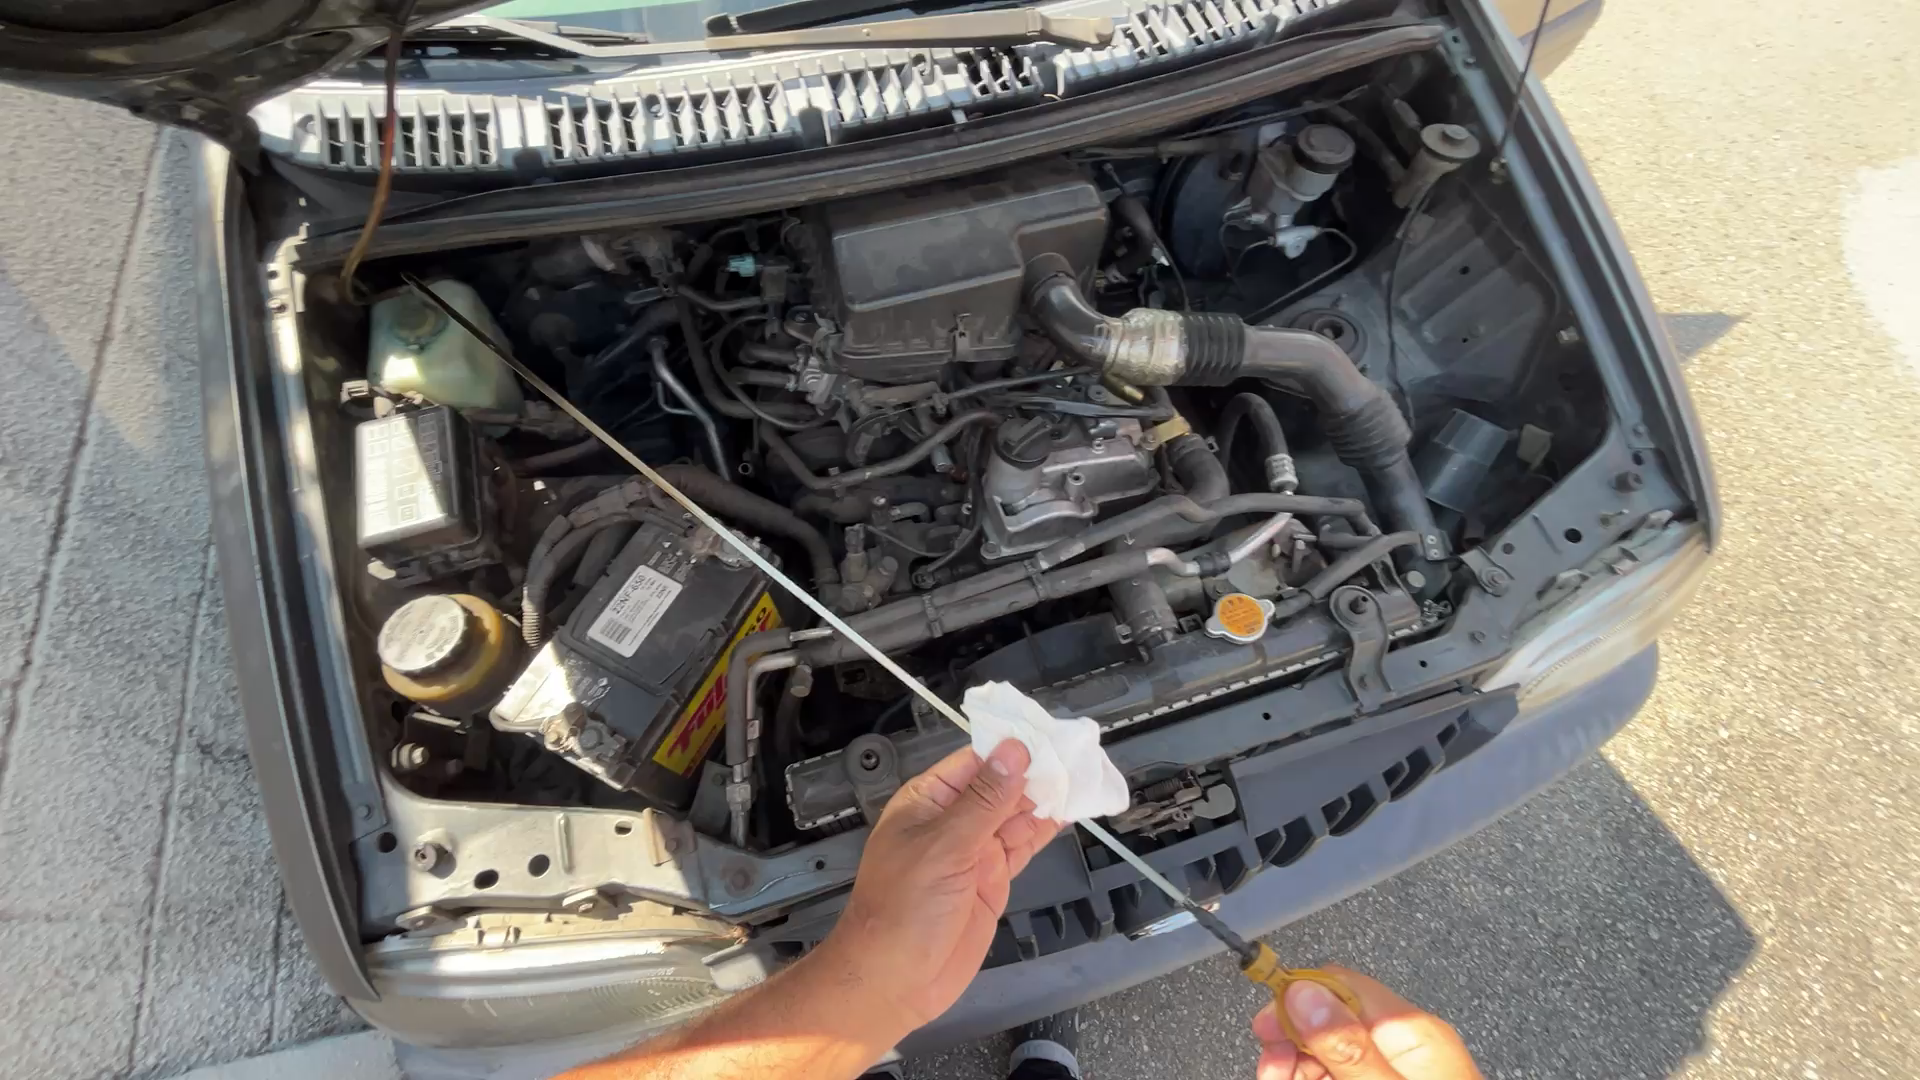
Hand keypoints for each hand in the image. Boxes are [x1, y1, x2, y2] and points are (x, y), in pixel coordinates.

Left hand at [805, 740, 1060, 1042]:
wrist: (894, 982)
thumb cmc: (902, 908)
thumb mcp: (945, 846)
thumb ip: (984, 801)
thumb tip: (1013, 752)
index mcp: (930, 799)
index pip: (976, 761)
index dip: (1011, 748)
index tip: (1049, 735)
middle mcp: (954, 818)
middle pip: (1001, 785)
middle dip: (1035, 771)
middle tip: (1077, 754)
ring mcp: (975, 849)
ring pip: (1016, 813)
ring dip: (1046, 797)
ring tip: (1081, 777)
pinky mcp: (993, 877)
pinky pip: (1023, 844)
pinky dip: (1045, 828)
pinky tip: (1068, 811)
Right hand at [1252, 966, 1483, 1079]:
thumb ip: (1349, 1049)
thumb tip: (1303, 991)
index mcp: (1413, 1033)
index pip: (1340, 983)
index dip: (1295, 999)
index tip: (1265, 1030)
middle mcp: (1405, 1044)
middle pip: (1329, 1019)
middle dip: (1292, 1043)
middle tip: (1269, 1073)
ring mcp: (1397, 1072)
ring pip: (1329, 1052)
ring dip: (1297, 1067)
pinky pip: (1342, 1075)